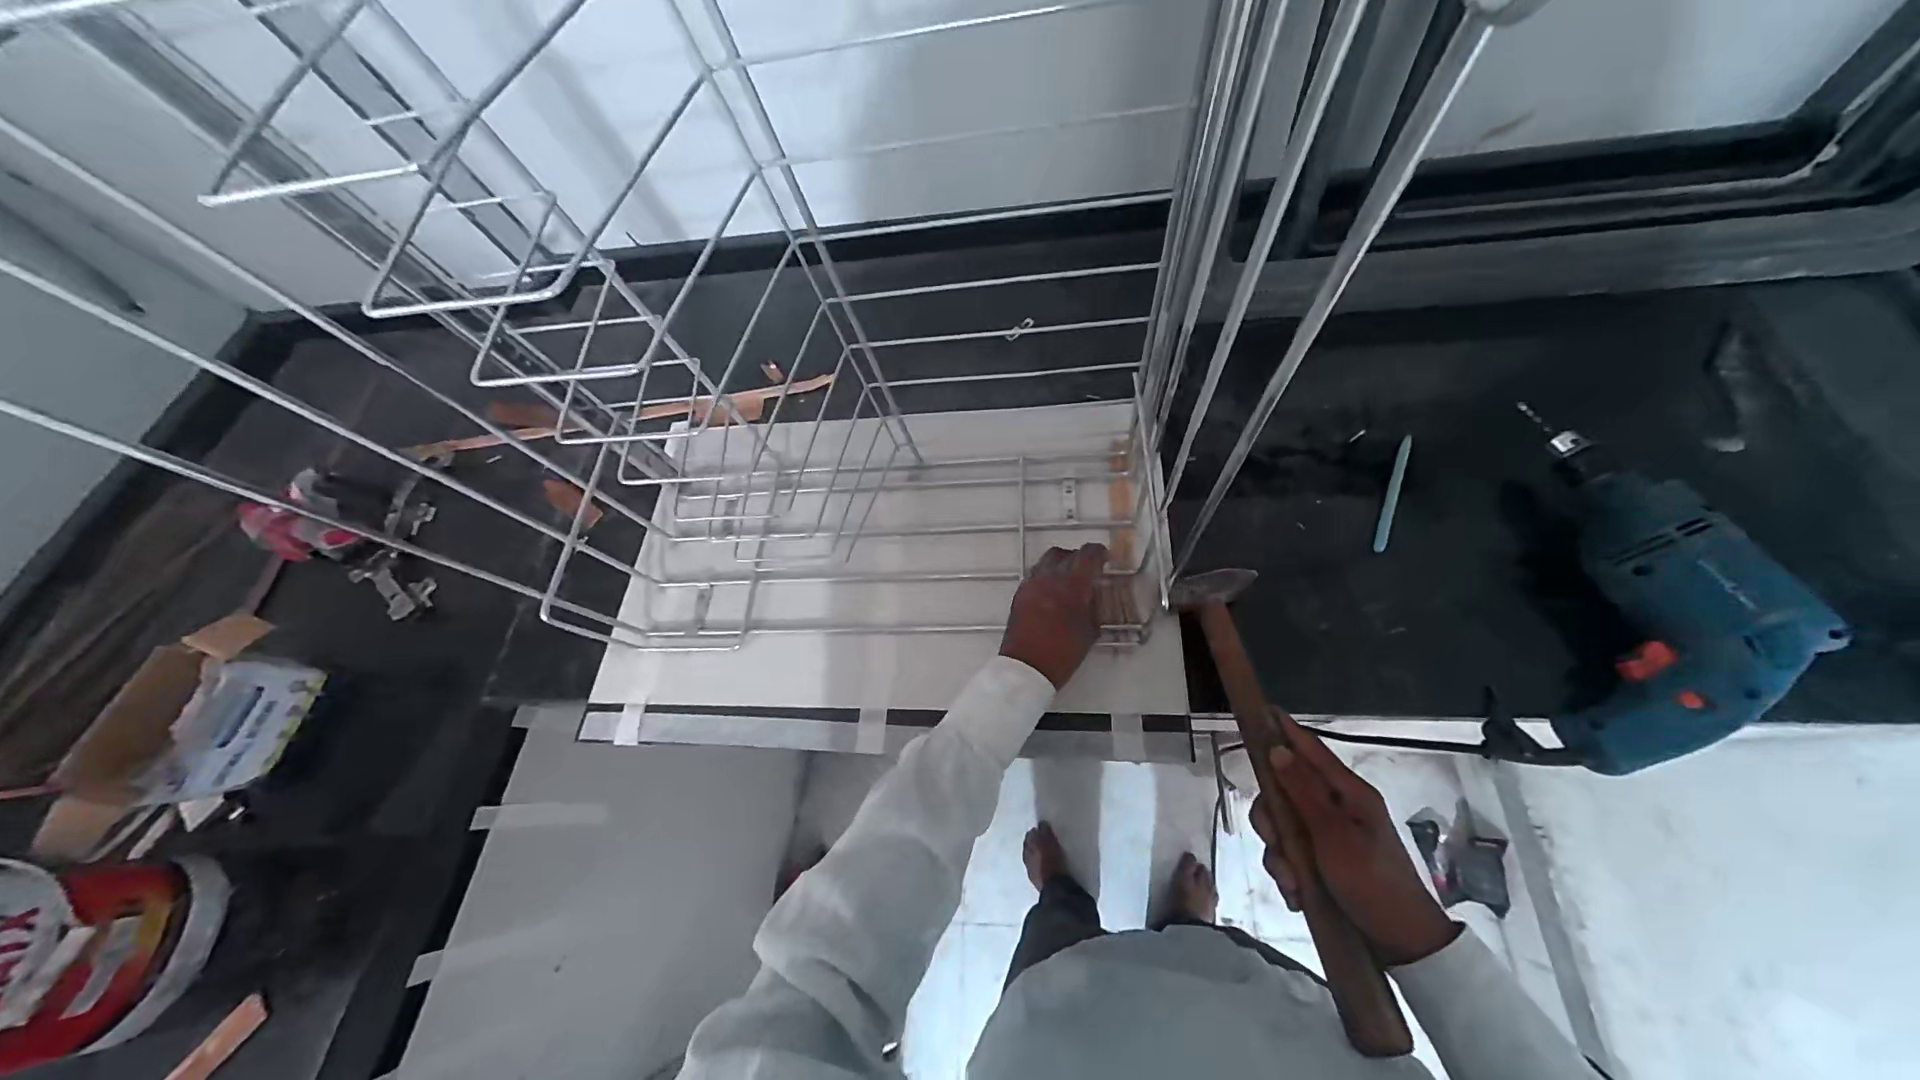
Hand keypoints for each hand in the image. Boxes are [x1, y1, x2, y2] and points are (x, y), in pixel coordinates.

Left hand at [999, 543, 1107, 688]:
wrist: (1026, 668)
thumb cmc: (1064, 653)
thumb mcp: (1090, 631)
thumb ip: (1093, 606)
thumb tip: (1093, 594)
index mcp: (1071, 586)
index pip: (1087, 556)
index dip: (1099, 552)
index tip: (1105, 557)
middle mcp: (1049, 578)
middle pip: (1065, 553)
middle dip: (1079, 557)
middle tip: (1089, 568)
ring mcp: (1031, 584)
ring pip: (1047, 561)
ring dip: (1061, 563)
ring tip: (1070, 578)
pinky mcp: (1019, 593)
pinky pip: (1035, 574)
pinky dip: (1046, 575)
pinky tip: (1053, 590)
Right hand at [1250, 710, 1459, 965]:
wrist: (1403, 944)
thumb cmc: (1373, 883)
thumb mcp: (1334, 837)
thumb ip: (1303, 792)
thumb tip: (1277, 749)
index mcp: (1347, 793)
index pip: (1309, 749)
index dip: (1284, 730)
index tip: (1261, 711)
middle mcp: (1335, 807)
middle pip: (1282, 791)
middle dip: (1272, 821)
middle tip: (1277, 845)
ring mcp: (1328, 833)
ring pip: (1281, 825)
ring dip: (1280, 855)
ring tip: (1293, 884)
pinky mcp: (1322, 859)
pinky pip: (1289, 853)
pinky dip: (1288, 873)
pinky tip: (1297, 894)